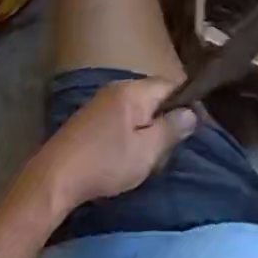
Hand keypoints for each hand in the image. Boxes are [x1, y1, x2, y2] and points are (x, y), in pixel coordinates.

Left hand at [33, 78, 197, 208]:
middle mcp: (117, 87)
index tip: (199, 126)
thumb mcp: (147, 151)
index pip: (170, 84)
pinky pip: (123, 115)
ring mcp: (102, 100)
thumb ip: (171, 128)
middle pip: (154, 94)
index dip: (188, 102)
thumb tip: (191, 111)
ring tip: (155, 153)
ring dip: (150, 126)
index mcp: (133, 91)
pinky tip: (131, 151)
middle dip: (168, 116)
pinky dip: (133, 129)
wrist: (58, 173)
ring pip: (138, 106)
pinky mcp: (92, 115)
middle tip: (175, 146)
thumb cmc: (106, 162)